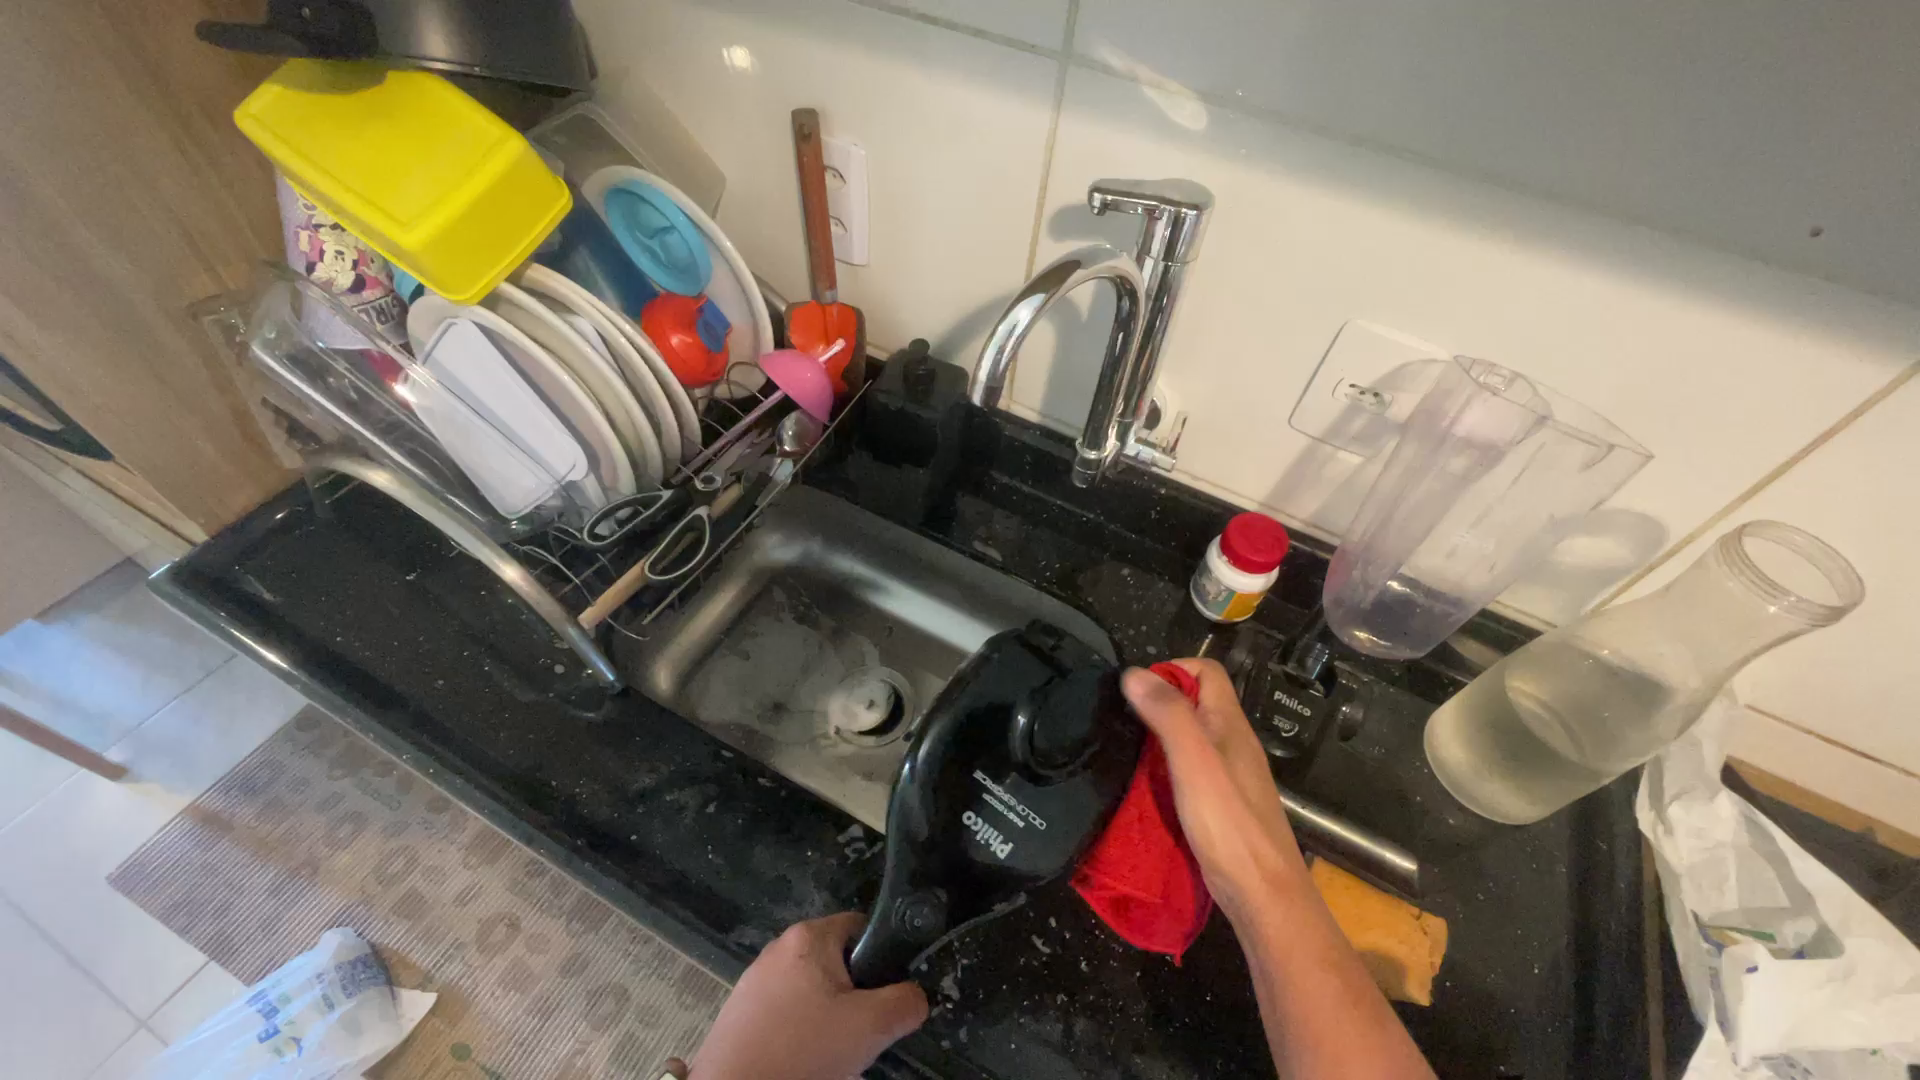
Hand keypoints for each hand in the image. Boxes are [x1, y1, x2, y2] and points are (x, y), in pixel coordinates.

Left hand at [690, 913, 928, 1079]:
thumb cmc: (802, 1052)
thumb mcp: (870, 1028)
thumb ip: (905, 1003)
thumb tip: (915, 996)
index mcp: (809, 936)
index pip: (862, 927)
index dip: (882, 958)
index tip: (885, 997)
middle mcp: (779, 947)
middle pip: (838, 964)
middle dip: (854, 998)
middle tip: (859, 1033)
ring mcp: (755, 981)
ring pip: (813, 994)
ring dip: (827, 1020)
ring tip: (829, 1055)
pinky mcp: (740, 1014)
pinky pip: (787, 1015)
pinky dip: (800, 1036)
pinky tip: (801, 1064)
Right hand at [1121, 659, 1308, 924]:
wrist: (1263, 894)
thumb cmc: (1229, 823)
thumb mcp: (1193, 760)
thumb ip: (1168, 714)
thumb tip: (1134, 673)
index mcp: (1230, 724)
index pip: (1207, 671)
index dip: (1171, 669)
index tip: (1136, 690)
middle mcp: (1233, 743)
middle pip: (1197, 702)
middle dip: (1159, 702)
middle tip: (1122, 720)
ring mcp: (1230, 775)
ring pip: (1192, 736)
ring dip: (1159, 735)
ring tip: (1125, 749)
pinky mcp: (1221, 804)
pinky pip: (1190, 769)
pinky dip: (1165, 767)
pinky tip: (1145, 784)